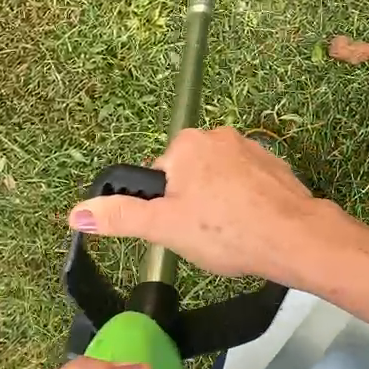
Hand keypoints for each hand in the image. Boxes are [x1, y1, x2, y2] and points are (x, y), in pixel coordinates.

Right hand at [70, 127, 336, 280]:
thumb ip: (121, 217)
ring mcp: (248, 145)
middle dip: (192, 205)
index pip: (160, 177)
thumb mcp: (164, 227)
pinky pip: (245, 183)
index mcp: (187, 142)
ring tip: (230, 233)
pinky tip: (251, 225)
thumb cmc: (225, 230)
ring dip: (219, 204)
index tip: (181, 229)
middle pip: (189, 177)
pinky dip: (244, 202)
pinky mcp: (272, 162)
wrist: (293, 235)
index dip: (166, 208)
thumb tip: (76, 213)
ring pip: (218, 181)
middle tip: (205, 235)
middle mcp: (217, 134)